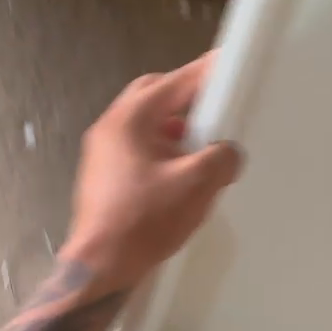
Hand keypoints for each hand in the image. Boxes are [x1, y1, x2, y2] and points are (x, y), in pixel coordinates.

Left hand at [58, 53, 243, 298]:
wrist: (101, 267)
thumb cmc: (145, 220)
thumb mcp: (197, 184)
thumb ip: (222, 157)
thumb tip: (227, 153)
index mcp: (130, 119)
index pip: (176, 82)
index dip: (207, 72)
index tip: (230, 63)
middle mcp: (111, 126)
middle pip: (154, 93)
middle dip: (187, 95)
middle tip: (217, 103)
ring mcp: (103, 150)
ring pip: (146, 120)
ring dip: (177, 123)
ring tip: (204, 140)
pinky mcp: (105, 173)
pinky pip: (140, 144)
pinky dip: (165, 145)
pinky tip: (184, 168)